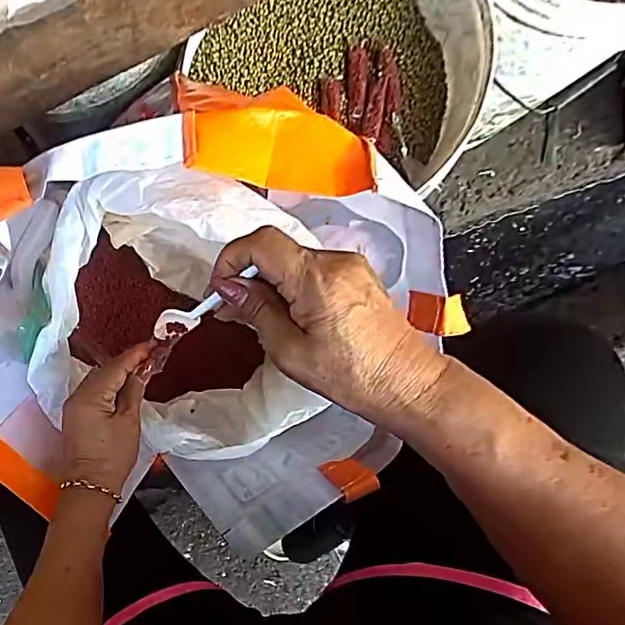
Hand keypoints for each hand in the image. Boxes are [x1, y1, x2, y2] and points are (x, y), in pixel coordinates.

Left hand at [62, 342, 153, 492]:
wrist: (90, 485)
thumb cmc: (112, 457)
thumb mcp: (129, 423)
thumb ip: (133, 392)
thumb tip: (139, 373)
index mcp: (90, 396)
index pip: (114, 368)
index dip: (134, 355)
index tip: (150, 345)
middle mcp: (77, 396)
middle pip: (103, 371)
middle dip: (126, 362)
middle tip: (149, 355)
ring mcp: (73, 406)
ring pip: (97, 380)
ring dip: (116, 373)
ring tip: (139, 367)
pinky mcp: (74, 415)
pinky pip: (92, 391)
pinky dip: (107, 385)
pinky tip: (121, 384)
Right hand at [211, 226, 447, 426]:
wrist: (404, 381)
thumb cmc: (354, 374)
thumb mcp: (288, 349)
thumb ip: (256, 311)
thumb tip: (231, 289)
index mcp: (316, 278)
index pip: (260, 242)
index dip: (230, 260)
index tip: (220, 287)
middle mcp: (335, 262)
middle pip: (274, 249)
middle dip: (245, 274)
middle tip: (230, 306)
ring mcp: (348, 266)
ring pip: (290, 259)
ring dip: (266, 281)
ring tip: (255, 315)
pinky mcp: (355, 275)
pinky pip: (310, 269)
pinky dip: (288, 285)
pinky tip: (282, 313)